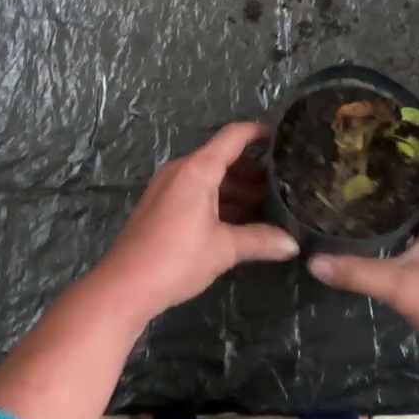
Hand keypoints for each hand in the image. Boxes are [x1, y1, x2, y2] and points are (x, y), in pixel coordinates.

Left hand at [94, 122, 299, 321]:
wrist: (125, 285)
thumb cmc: (177, 258)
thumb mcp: (224, 249)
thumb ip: (260, 241)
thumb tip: (293, 244)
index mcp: (197, 169)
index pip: (233, 136)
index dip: (258, 133)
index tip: (282, 138)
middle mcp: (182, 170)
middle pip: (222, 158)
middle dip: (253, 170)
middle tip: (284, 184)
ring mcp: (168, 187)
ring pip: (209, 178)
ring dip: (236, 189)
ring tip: (268, 206)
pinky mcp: (161, 205)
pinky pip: (196, 192)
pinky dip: (219, 200)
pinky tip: (239, 221)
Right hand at [308, 159, 418, 364]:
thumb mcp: (399, 286)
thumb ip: (356, 272)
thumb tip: (312, 259)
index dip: (414, 147)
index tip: (382, 135)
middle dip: (400, 169)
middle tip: (362, 158)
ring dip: (403, 193)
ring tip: (365, 183)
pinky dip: (406, 216)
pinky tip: (380, 221)